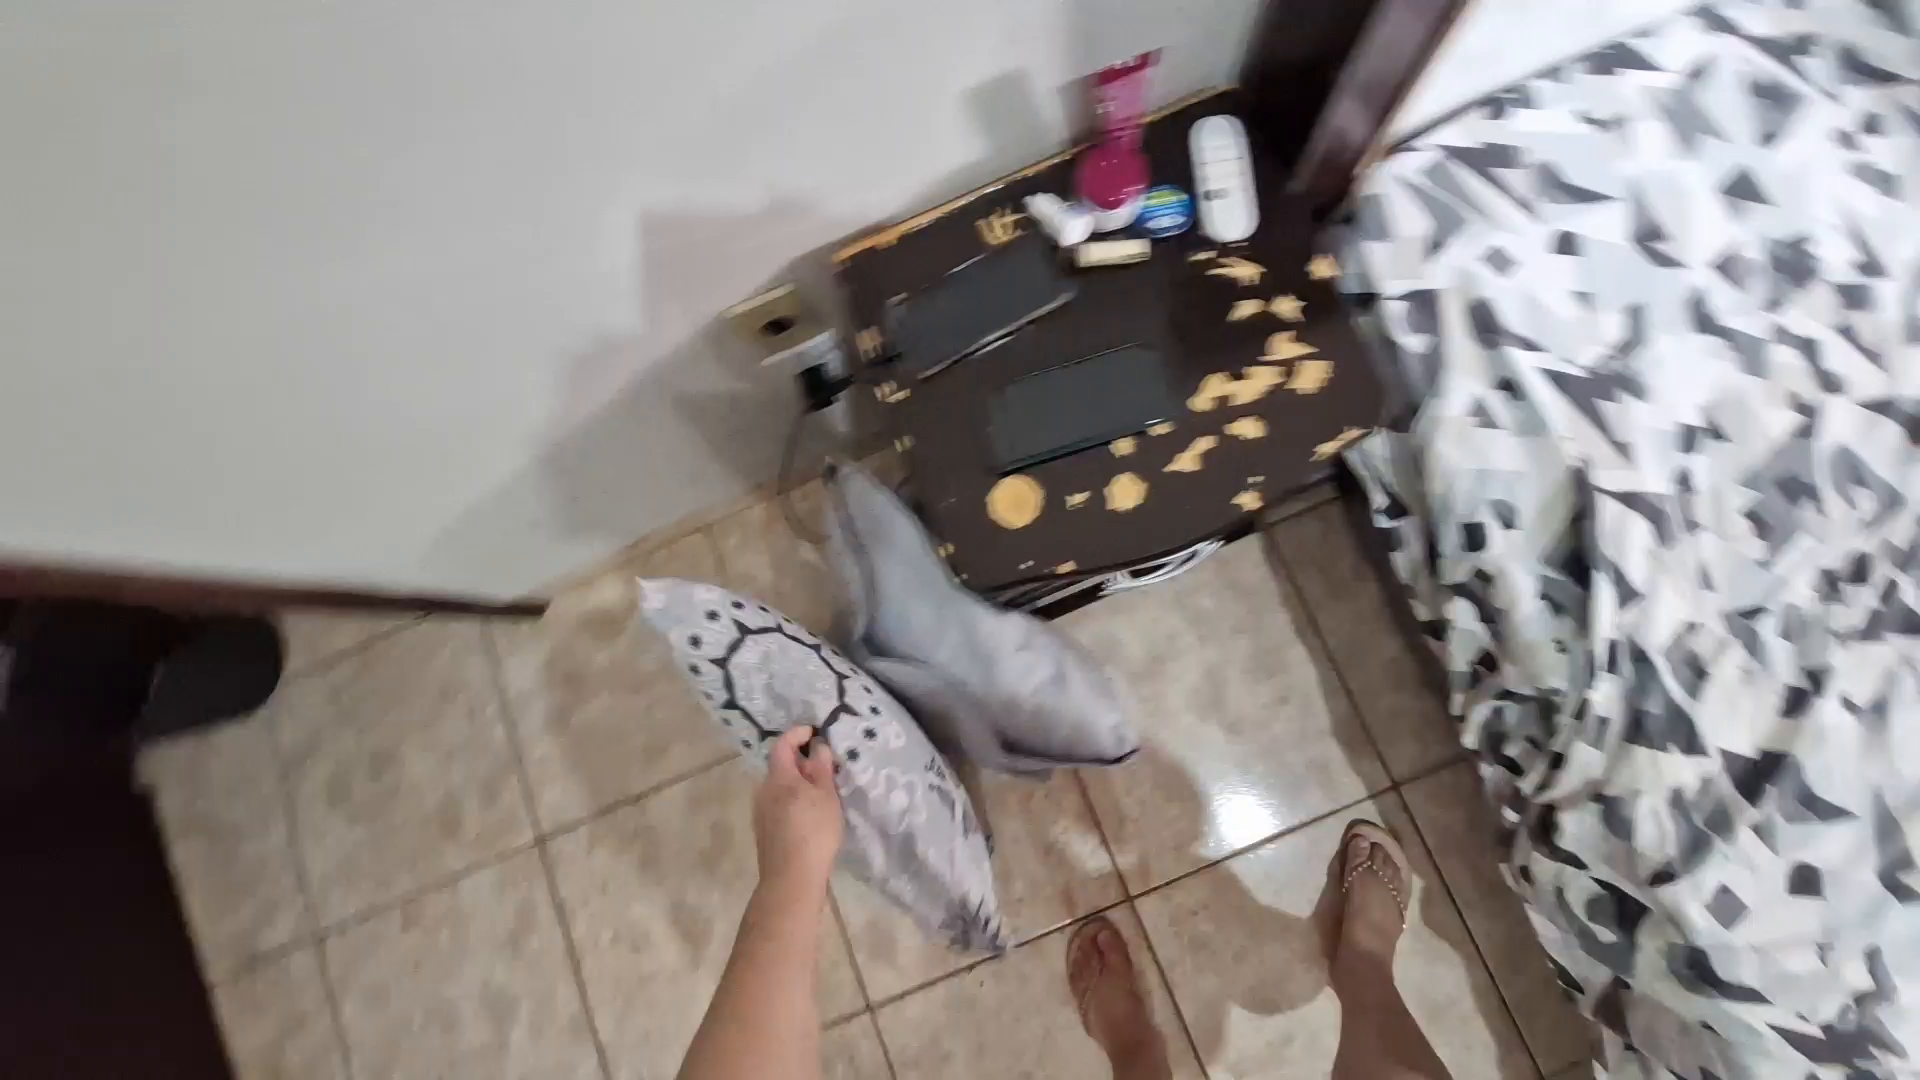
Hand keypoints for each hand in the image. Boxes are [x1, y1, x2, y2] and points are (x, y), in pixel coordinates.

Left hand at [753, 726, 843, 899]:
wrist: (791, 879)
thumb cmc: (814, 831)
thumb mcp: (826, 795)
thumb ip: (821, 767)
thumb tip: (818, 745)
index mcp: (778, 777)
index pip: (783, 745)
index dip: (798, 734)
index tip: (815, 731)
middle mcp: (763, 790)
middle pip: (781, 766)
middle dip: (802, 761)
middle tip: (826, 765)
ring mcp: (761, 812)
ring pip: (780, 786)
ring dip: (799, 782)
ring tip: (823, 791)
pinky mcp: (764, 830)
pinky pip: (779, 803)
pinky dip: (794, 798)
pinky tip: (811, 814)